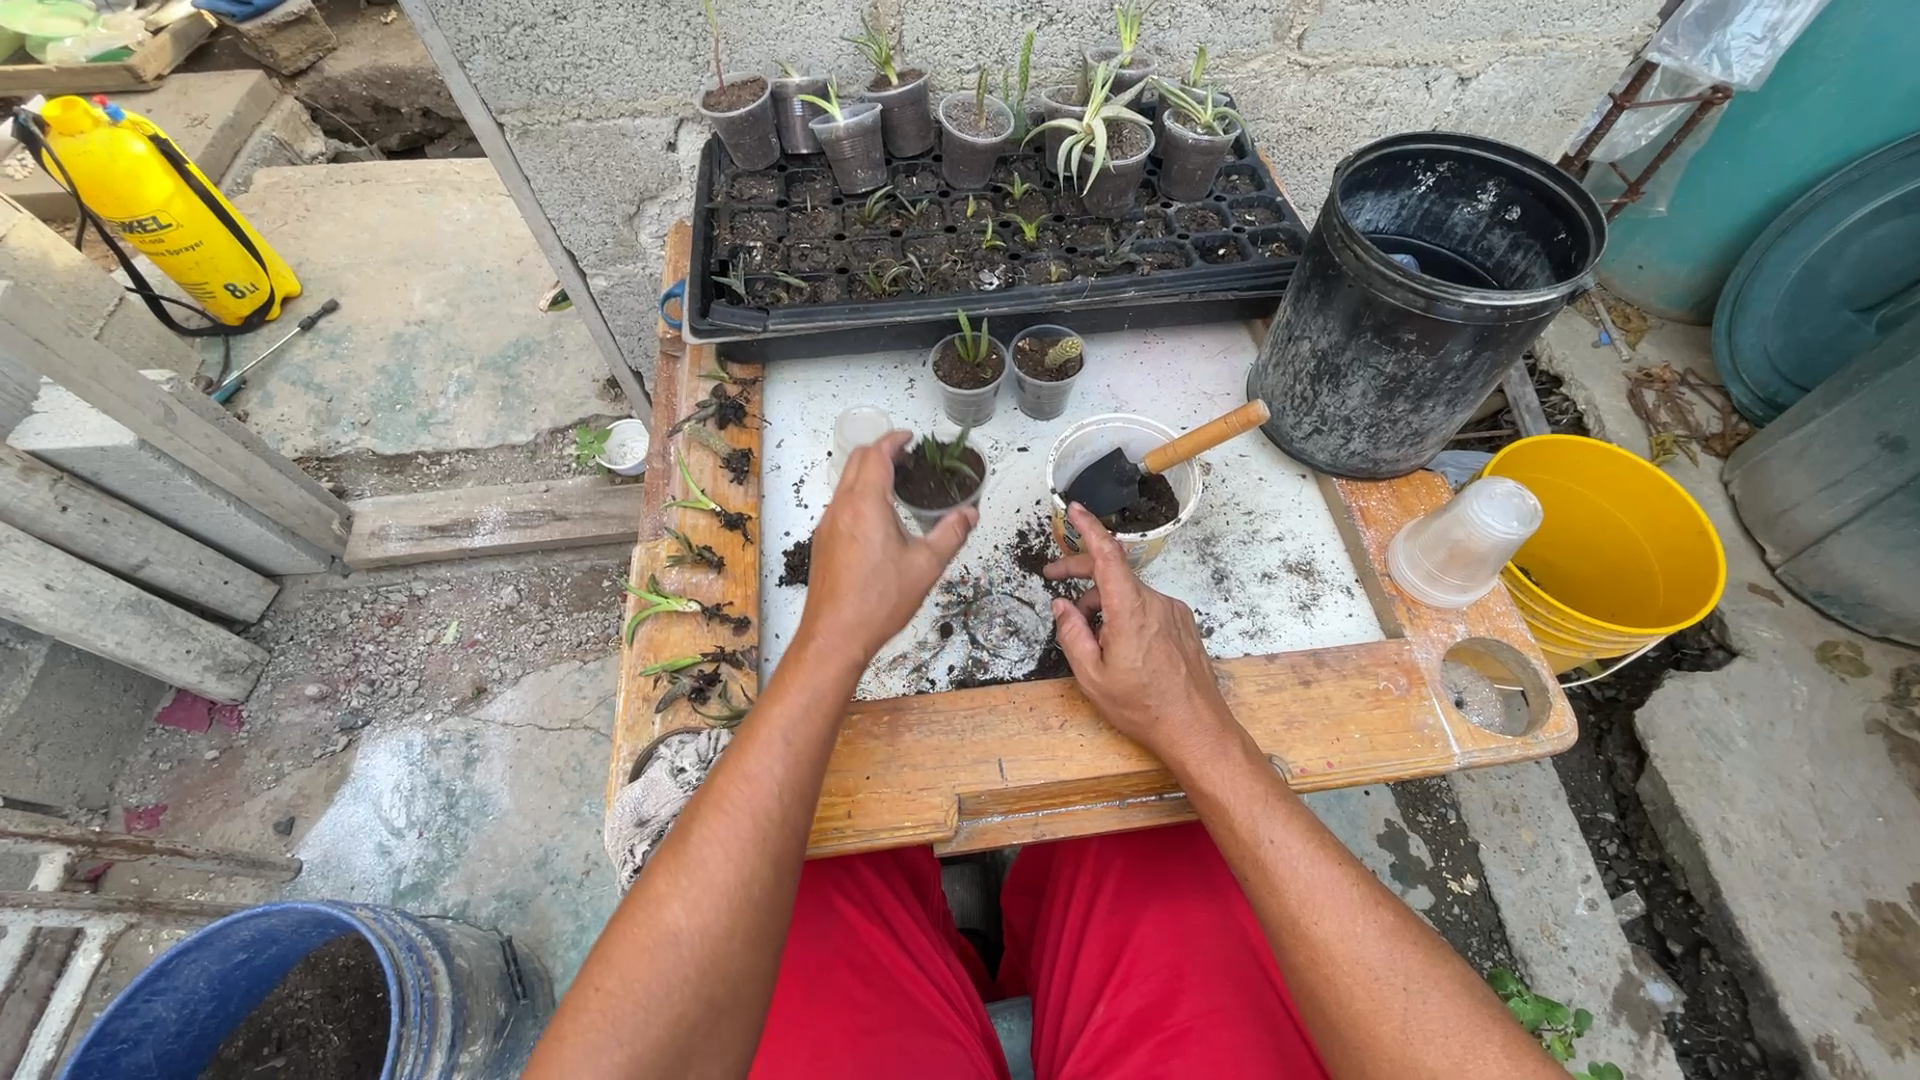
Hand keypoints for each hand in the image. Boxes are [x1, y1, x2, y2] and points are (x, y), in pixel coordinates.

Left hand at [796, 431, 976, 664]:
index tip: (909, 438)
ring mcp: (828, 525)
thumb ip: (951, 534)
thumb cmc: (877, 602)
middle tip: (906, 457)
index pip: (876, 454)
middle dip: (880, 452)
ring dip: (868, 473)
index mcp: (866, 504)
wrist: (835, 635)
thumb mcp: (926, 566)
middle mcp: (841, 508)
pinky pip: (840, 505)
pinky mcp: (823, 543)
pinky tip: (878, 518)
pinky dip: (858, 495)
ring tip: (896, 484)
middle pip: (855, 461)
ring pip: (845, 483)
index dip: (894, 440)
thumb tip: (969, 514)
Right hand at [1044, 503, 1245, 770]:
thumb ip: (1072, 635)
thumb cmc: (1143, 707)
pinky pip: (1146, 606)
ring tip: (1089, 637)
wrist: (1196, 728)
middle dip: (1080, 570)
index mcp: (1130, 611)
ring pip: (1128, 593)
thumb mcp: (1092, 677)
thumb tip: (1062, 606)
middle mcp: (1155, 602)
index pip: (1108, 555)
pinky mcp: (1183, 623)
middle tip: (1053, 578)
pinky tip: (1118, 645)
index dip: (1089, 528)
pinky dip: (1125, 613)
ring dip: (1102, 603)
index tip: (1075, 509)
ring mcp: (1173, 612)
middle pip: (1113, 572)